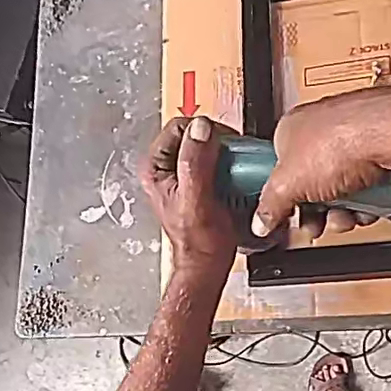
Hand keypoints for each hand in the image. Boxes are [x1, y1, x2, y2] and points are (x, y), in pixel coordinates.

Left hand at [142, 115, 238, 279]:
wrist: (207, 262)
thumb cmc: (198, 241)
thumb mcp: (196, 198)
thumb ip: (195, 162)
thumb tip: (200, 129)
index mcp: (155, 168)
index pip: (180, 127)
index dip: (205, 131)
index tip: (223, 144)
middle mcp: (166, 169)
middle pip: (194, 134)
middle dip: (217, 142)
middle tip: (232, 156)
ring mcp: (183, 175)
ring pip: (207, 147)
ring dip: (225, 154)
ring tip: (235, 168)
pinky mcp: (199, 183)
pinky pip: (216, 162)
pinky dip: (229, 165)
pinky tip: (235, 176)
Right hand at [251, 90, 390, 236]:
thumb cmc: (344, 140)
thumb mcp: (289, 184)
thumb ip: (271, 206)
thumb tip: (260, 222)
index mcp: (292, 130)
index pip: (279, 171)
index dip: (284, 198)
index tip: (288, 218)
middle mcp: (323, 132)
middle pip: (314, 186)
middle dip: (319, 212)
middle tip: (320, 224)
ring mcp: (355, 143)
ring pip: (344, 192)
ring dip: (346, 213)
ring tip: (350, 216)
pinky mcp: (382, 156)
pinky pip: (370, 189)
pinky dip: (371, 203)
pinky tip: (372, 206)